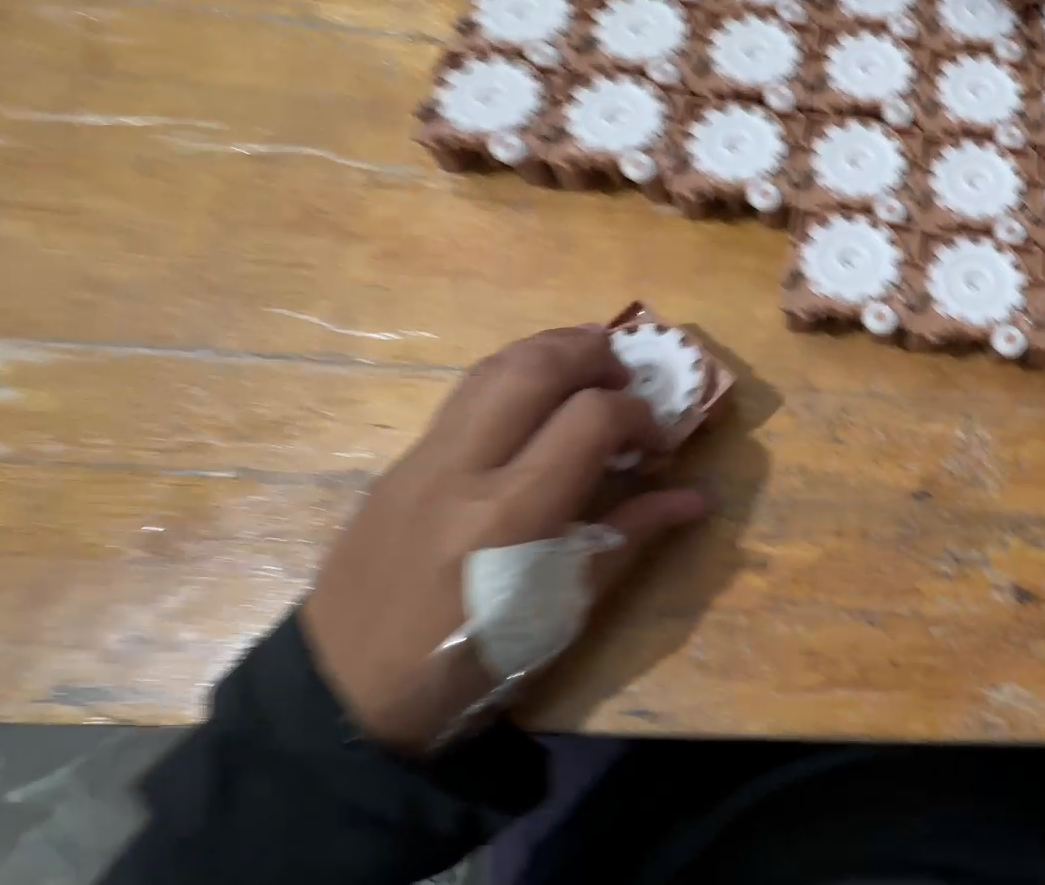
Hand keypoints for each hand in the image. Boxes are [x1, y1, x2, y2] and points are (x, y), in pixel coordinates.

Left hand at [301, 327, 712, 752]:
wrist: (348, 694)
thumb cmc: (475, 660)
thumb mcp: (565, 608)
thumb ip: (632, 536)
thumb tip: (697, 498)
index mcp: (513, 515)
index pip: (591, 417)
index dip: (639, 415)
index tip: (656, 442)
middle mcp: (463, 469)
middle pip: (534, 366)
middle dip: (592, 352)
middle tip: (626, 371)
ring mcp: (422, 459)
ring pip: (491, 367)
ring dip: (549, 350)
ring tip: (588, 364)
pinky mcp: (399, 462)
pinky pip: (465, 396)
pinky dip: (513, 376)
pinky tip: (536, 401)